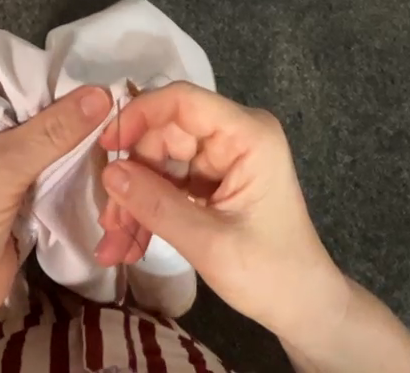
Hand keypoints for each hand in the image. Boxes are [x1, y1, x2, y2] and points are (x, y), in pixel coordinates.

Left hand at [0, 85, 111, 371]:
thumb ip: (51, 131)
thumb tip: (102, 93)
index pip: (8, 78)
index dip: (49, 73)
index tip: (96, 65)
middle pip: (32, 110)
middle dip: (70, 106)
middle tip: (119, 93)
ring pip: (47, 142)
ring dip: (78, 138)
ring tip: (122, 120)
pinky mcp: (20, 200)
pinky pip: (53, 173)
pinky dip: (77, 167)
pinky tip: (108, 154)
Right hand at [94, 83, 348, 346]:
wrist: (304, 309)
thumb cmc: (270, 273)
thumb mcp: (209, 243)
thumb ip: (156, 204)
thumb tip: (107, 172)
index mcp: (248, 134)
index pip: (184, 100)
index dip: (141, 114)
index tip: (106, 146)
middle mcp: (233, 134)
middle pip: (165, 133)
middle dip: (132, 175)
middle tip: (108, 221)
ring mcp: (221, 156)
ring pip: (159, 160)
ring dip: (133, 199)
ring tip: (114, 244)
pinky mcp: (211, 179)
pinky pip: (166, 181)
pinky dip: (146, 209)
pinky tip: (128, 243)